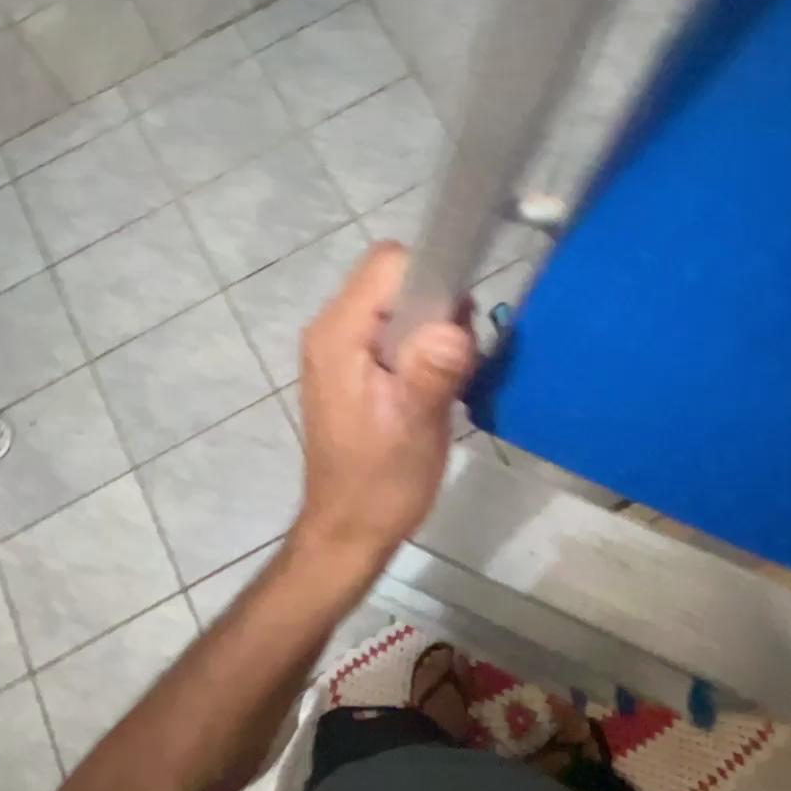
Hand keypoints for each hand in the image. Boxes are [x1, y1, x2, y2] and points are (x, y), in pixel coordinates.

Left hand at [292, 242, 477, 564]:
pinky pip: (393, 331)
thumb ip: (430, 372)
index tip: (459, 322)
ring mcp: (339, 347)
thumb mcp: (414, 428)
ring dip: (432, 331)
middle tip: (457, 359)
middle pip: (395, 279)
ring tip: (446, 381)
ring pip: (399, 304)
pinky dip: (420, 349)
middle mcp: (332, 328)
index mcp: (339, 332)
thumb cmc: (380, 481)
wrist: (348, 527)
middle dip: (437, 307)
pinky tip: (431, 389)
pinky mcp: (351, 365)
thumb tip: (453, 326)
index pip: (389, 263)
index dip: (432, 278)